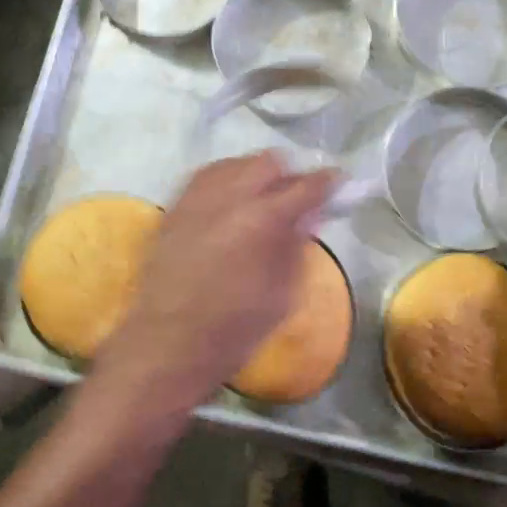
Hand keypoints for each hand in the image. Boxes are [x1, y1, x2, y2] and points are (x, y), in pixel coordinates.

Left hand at [97, 152, 338, 414]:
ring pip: (236, 163)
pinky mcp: (175, 207)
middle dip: (289, 174)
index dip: (328, 182)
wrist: (167, 345)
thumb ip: (297, 246)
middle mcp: (230, 196)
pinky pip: (207, 177)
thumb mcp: (283, 294)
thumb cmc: (233, 330)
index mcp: (263, 219)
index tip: (339, 184)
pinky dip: (226, 182)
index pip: (306, 185)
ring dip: (256, 175)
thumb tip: (309, 214)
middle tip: (298, 197)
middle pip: (269, 162)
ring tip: (263, 198)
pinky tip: (232, 203)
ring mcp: (197, 197)